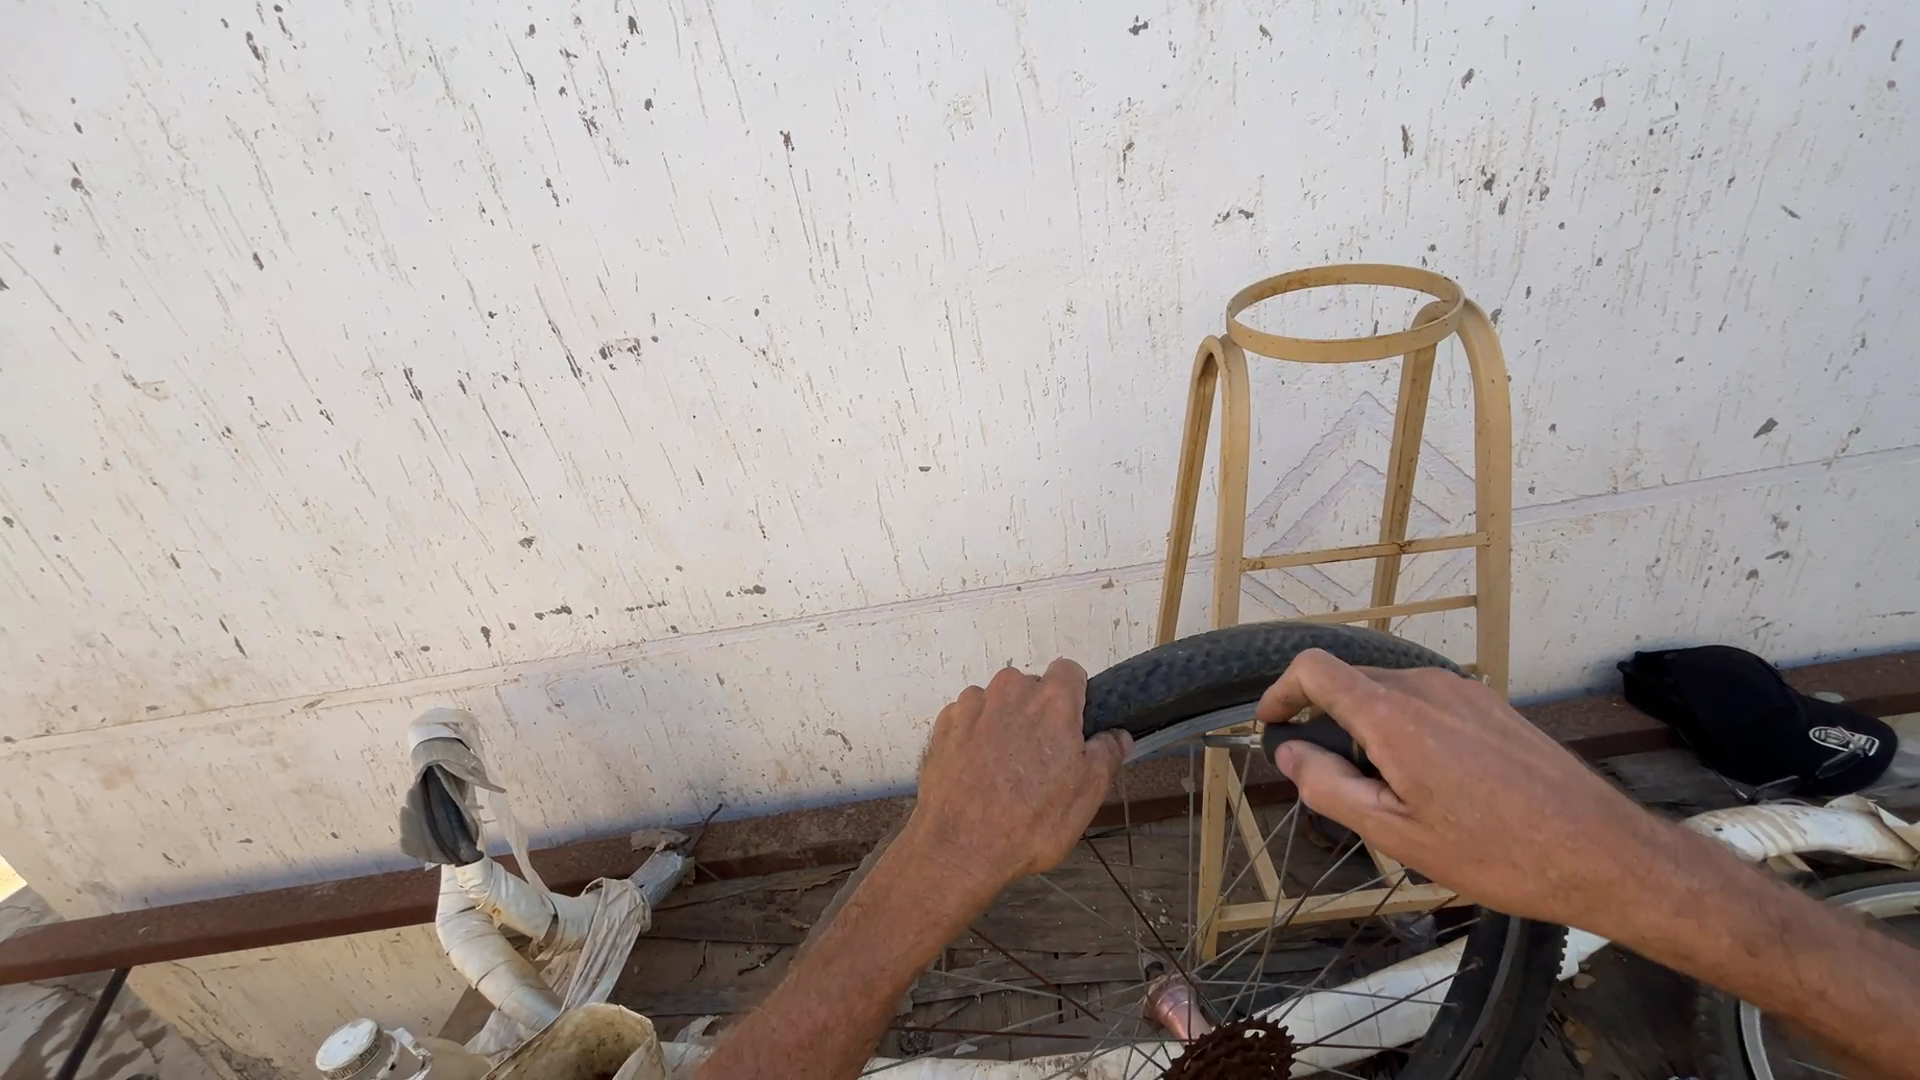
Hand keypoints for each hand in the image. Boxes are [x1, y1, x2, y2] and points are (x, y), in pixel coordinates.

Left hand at [907, 660, 1131, 895]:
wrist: (959, 847)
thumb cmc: (1030, 823)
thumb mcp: (1086, 795)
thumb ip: (1106, 755)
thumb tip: (1117, 736)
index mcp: (1052, 700)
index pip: (1070, 671)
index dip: (1075, 697)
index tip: (1072, 728)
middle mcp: (1010, 689)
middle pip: (1032, 687)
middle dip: (1038, 713)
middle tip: (1040, 758)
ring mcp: (973, 703)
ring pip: (998, 701)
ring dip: (1004, 722)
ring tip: (1004, 769)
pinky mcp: (945, 721)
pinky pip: (969, 717)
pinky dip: (975, 734)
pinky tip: (977, 770)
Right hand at [1257, 649, 1668, 934]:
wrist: (1608, 855)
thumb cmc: (1497, 852)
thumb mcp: (1395, 833)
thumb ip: (1328, 786)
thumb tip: (1290, 752)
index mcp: (1391, 714)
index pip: (1313, 669)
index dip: (1281, 691)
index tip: (1273, 724)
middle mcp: (1422, 686)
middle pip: (1347, 680)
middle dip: (1323, 718)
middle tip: (1333, 776)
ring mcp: (1461, 690)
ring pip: (1385, 691)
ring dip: (1365, 723)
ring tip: (1387, 784)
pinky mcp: (1489, 703)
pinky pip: (1424, 699)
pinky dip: (1402, 724)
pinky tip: (1430, 776)